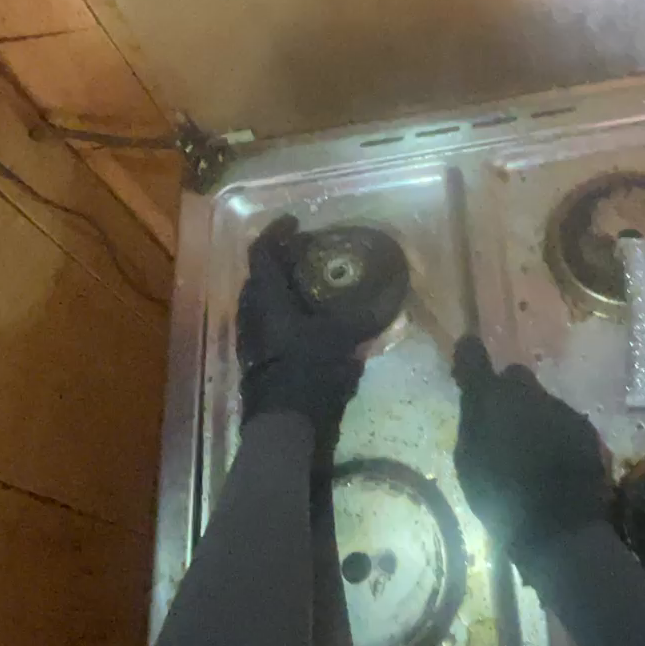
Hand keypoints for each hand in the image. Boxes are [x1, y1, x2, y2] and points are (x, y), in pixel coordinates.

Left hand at [236, 216, 374, 440]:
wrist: (285, 423)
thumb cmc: (309, 371)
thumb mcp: (341, 339)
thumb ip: (364, 317)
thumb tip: (393, 299)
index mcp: (266, 299)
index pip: (262, 252)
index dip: (276, 232)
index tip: (296, 222)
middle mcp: (252, 312)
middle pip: (261, 275)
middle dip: (283, 260)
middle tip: (310, 253)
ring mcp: (251, 337)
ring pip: (264, 300)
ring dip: (284, 287)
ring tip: (313, 284)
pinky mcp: (258, 357)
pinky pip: (269, 321)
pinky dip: (287, 311)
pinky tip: (311, 319)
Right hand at [451, 337, 611, 568]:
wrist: (556, 526)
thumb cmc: (499, 496)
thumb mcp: (468, 461)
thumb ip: (472, 421)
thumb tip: (475, 398)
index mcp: (491, 399)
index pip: (474, 358)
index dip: (468, 353)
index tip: (466, 354)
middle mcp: (527, 393)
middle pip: (515, 377)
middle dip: (507, 393)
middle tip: (503, 422)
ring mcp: (560, 408)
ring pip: (541, 401)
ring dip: (534, 416)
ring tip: (531, 451)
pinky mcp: (585, 427)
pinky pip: (563, 420)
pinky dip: (555, 433)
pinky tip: (554, 460)